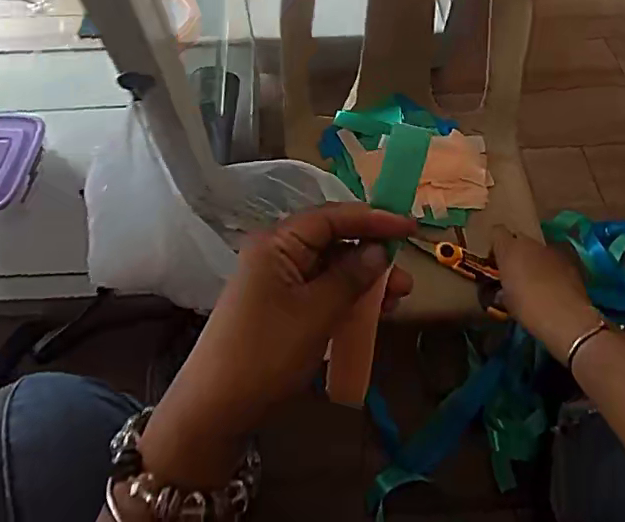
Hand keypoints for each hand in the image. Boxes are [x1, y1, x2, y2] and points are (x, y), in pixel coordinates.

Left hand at [138, 204, 415, 486]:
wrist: (215, 408)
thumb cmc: (266, 352)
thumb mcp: (316, 313)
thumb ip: (351, 277)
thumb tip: (379, 250)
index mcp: (278, 242)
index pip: (331, 216)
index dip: (372, 218)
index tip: (409, 225)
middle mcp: (276, 253)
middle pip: (331, 241)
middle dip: (371, 254)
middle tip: (407, 273)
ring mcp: (276, 281)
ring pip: (329, 269)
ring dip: (364, 281)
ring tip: (398, 298)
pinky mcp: (279, 308)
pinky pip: (320, 292)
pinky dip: (347, 299)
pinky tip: (372, 313)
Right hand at [492, 228, 602, 358]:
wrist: (567, 319)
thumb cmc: (528, 309)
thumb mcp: (508, 301)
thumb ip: (504, 288)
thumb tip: (504, 290)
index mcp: (508, 249)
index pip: (497, 232)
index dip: (498, 244)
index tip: (498, 260)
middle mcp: (529, 243)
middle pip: (520, 238)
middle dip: (518, 251)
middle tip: (518, 271)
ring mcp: (552, 250)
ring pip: (540, 249)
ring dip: (537, 260)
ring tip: (540, 280)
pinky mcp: (571, 261)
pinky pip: (557, 260)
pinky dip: (555, 269)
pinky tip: (557, 286)